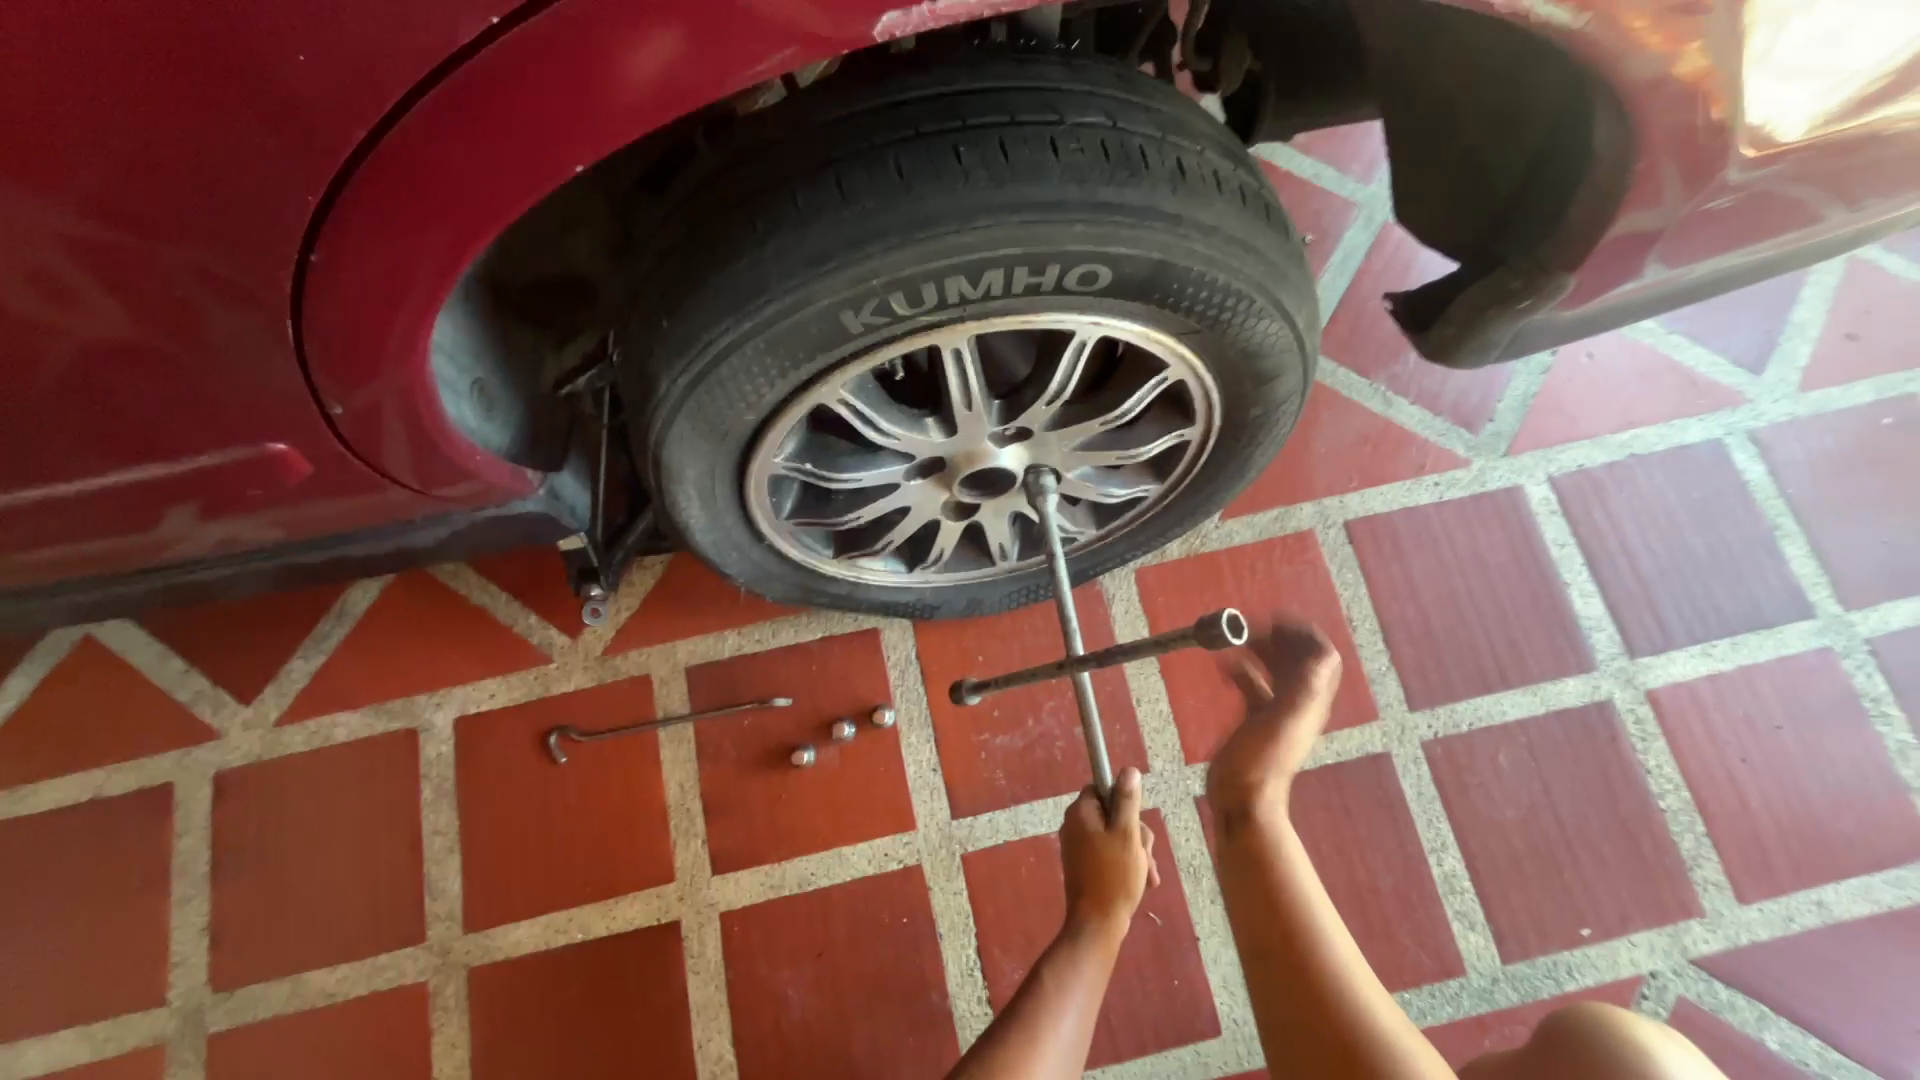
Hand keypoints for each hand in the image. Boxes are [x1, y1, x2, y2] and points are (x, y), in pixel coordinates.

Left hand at [1060, 767, 1159, 937]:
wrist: (1098, 924)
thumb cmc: (1114, 875)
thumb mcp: (1127, 833)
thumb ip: (1127, 800)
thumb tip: (1129, 770)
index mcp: (1081, 812)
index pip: (1103, 789)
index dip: (1124, 802)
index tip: (1135, 822)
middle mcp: (1075, 825)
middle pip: (1114, 814)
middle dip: (1136, 834)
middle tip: (1144, 854)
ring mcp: (1079, 846)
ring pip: (1117, 836)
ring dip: (1137, 852)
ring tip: (1147, 874)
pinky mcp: (1086, 866)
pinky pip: (1111, 854)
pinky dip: (1127, 864)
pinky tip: (1142, 882)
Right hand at [1206, 621, 1341, 824]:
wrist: (1242, 799)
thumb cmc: (1260, 761)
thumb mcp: (1282, 722)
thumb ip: (1301, 689)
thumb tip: (1321, 654)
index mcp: (1309, 700)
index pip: (1321, 656)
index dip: (1304, 634)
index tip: (1275, 622)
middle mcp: (1298, 703)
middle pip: (1299, 660)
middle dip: (1280, 638)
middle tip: (1253, 627)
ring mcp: (1277, 712)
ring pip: (1277, 671)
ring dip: (1262, 651)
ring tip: (1238, 640)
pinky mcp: (1256, 721)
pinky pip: (1254, 687)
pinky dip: (1242, 672)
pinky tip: (1225, 668)